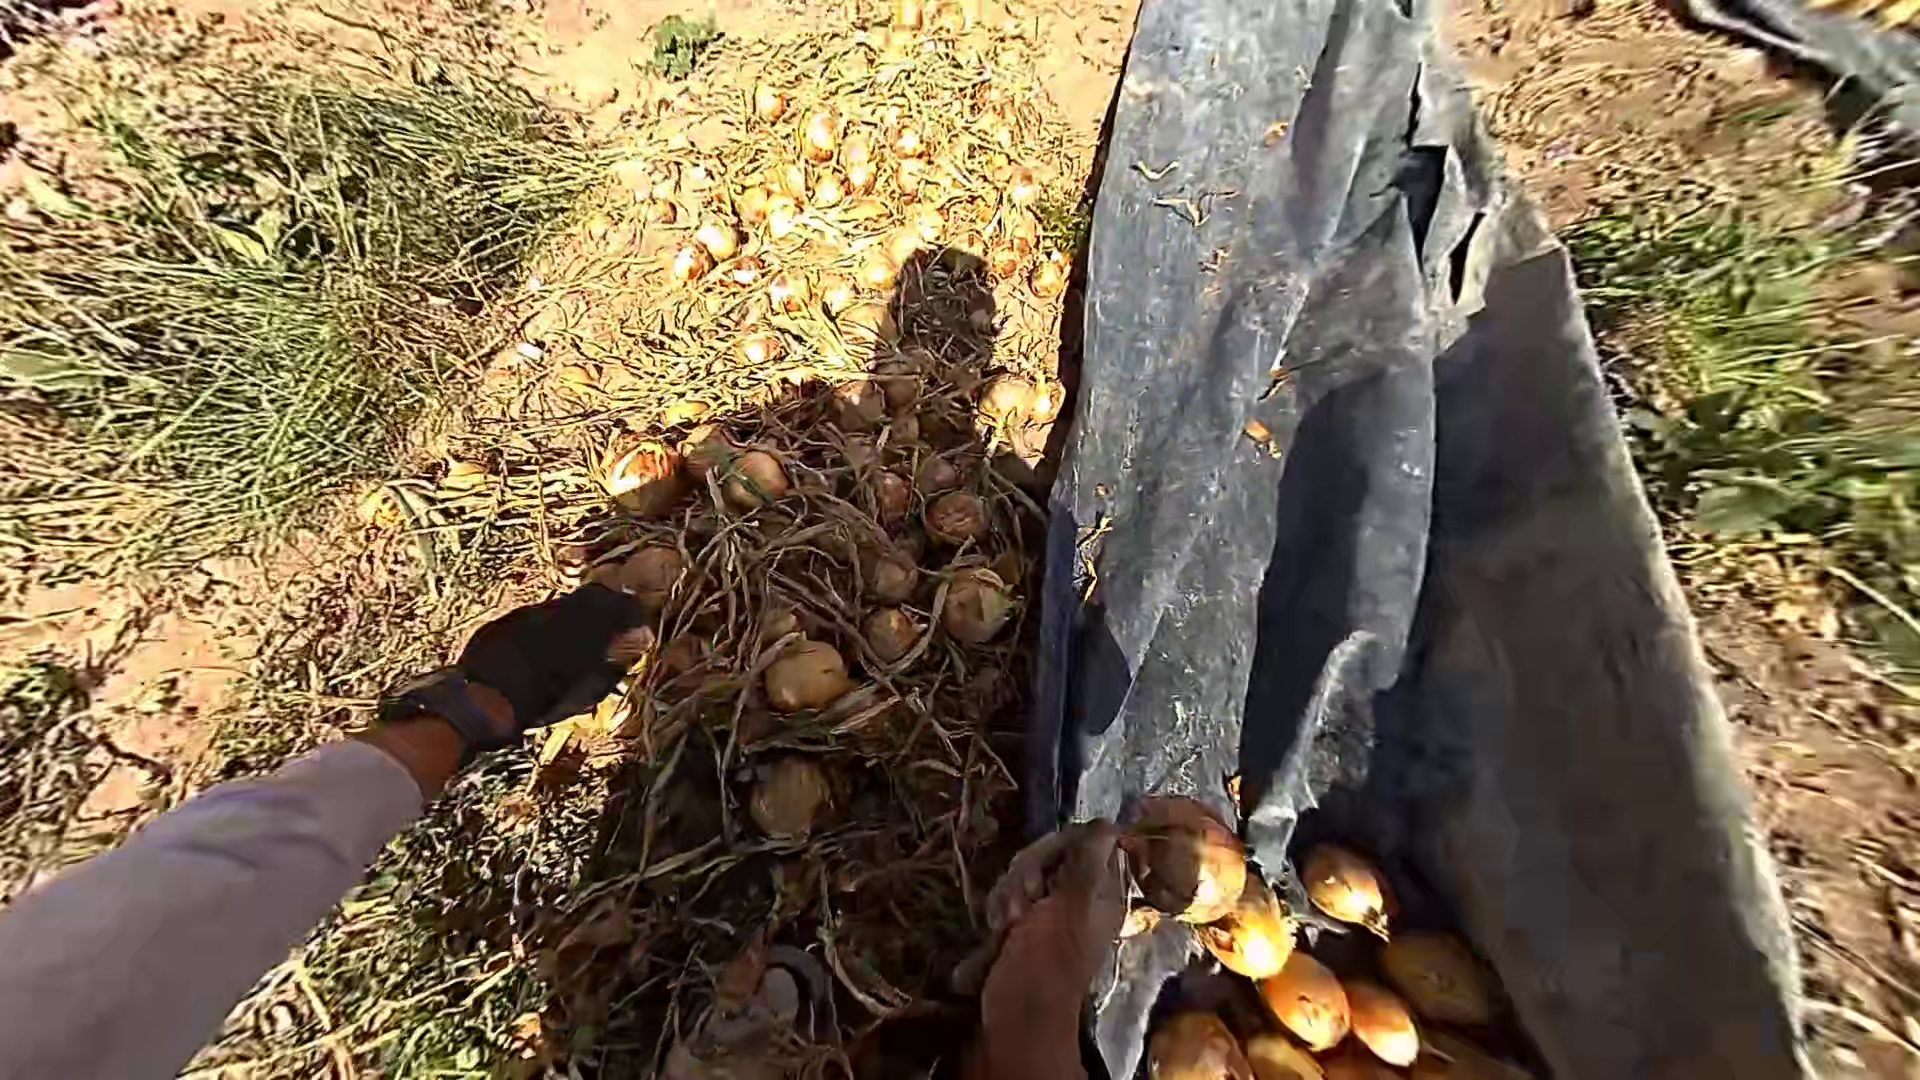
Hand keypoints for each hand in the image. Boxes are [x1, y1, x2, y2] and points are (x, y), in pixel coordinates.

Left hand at [453, 583, 653, 737]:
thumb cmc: (544, 700)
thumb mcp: (592, 688)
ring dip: (574, 618)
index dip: (634, 613)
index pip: (624, 605)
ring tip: (575, 641)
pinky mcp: (503, 622)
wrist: (480, 705)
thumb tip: (637, 643)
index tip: (639, 625)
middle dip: (606, 608)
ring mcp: (529, 612)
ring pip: (562, 605)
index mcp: (589, 624)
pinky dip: (545, 628)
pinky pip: (533, 617)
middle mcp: (561, 609)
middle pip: (594, 596)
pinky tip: (541, 649)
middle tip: (611, 627)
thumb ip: (618, 661)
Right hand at [966, 821, 1125, 1079]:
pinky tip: (997, 931)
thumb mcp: (1069, 910)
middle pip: (1048, 852)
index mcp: (1099, 892)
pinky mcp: (1022, 920)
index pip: (1081, 841)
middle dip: (1027, 873)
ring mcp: (1048, 908)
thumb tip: (1111, 823)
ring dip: (1009, 894)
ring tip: (1008, 926)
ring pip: (1022, 871)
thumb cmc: (1046, 966)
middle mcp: (1076, 895)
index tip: (1045, 869)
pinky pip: (1007, 893)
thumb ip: (1087, 864)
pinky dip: (999, 909)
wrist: (1012, 1021)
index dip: (1058, 846)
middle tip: (1025, 904)